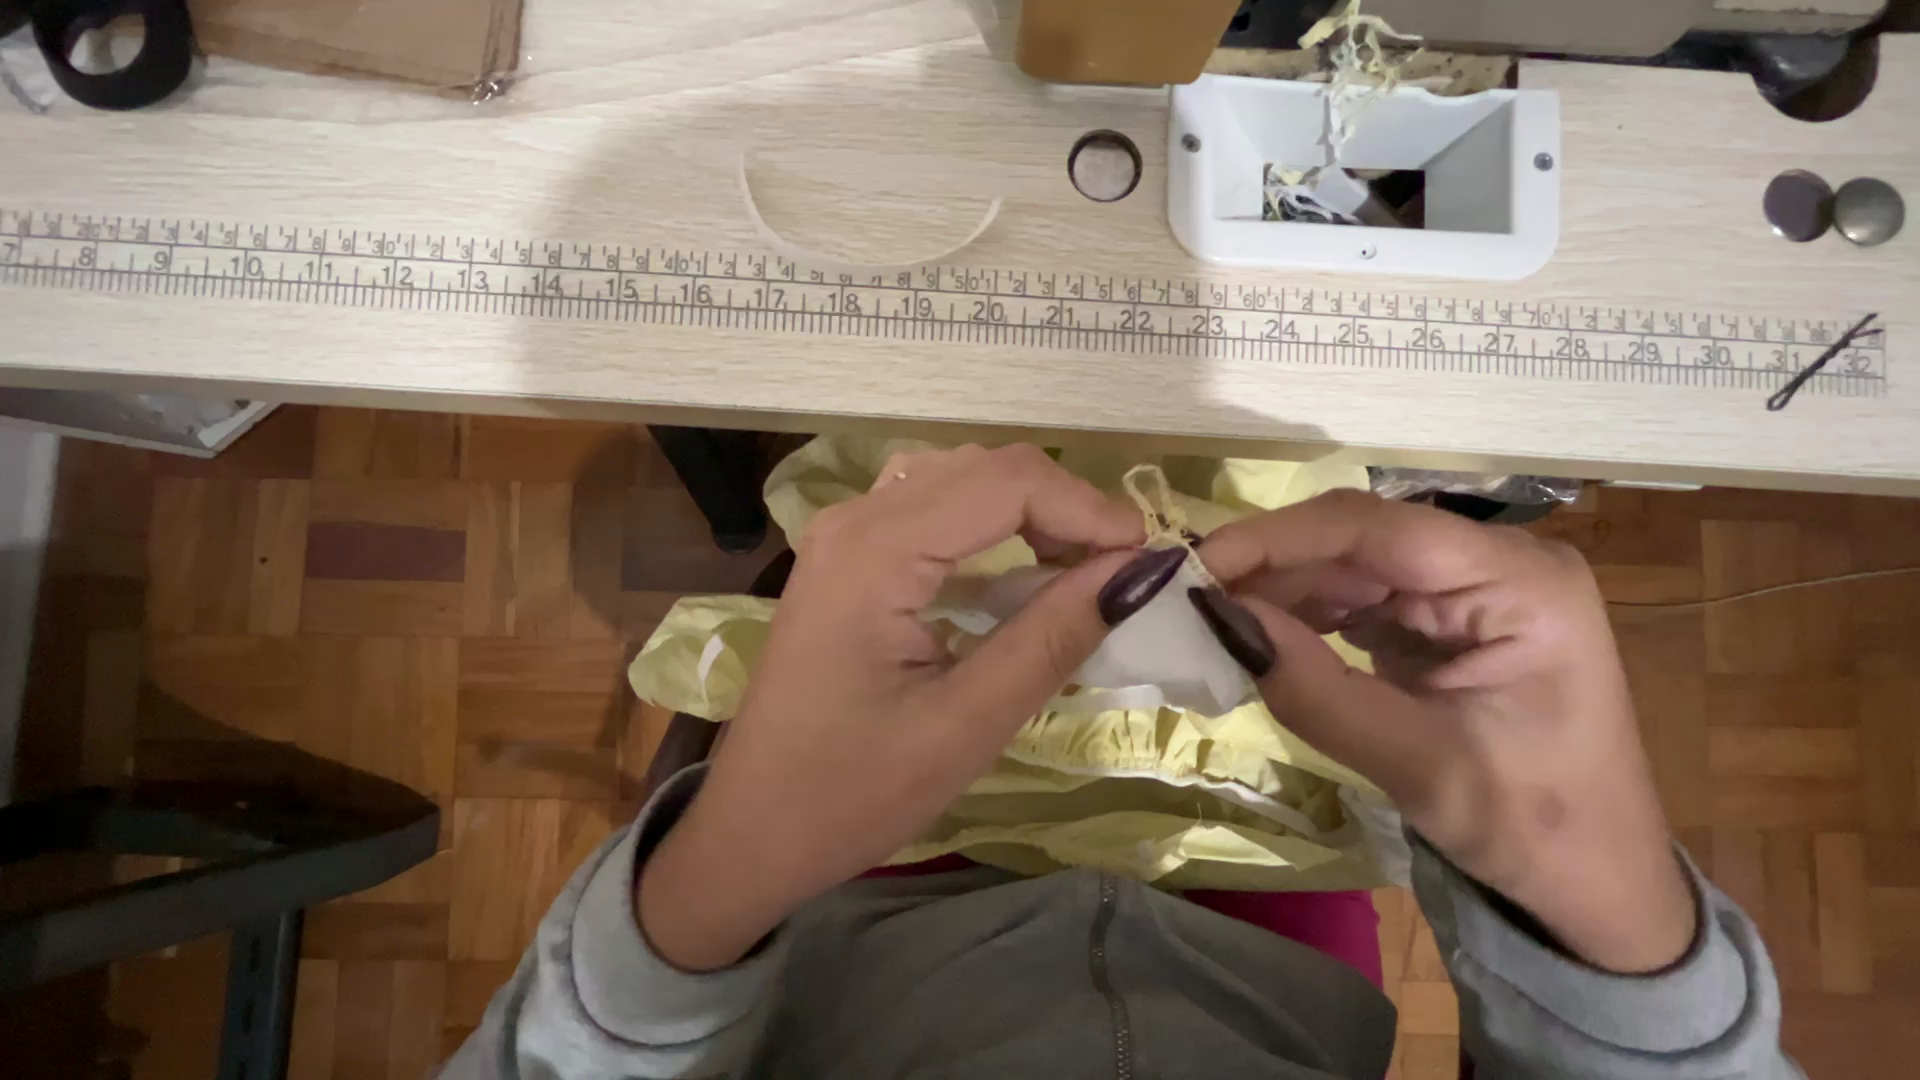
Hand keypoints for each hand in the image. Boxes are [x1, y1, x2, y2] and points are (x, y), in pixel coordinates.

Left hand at [638, 445, 1143, 970]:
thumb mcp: (966, 724)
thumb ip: (1051, 638)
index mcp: (875, 551)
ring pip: (960, 480)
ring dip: (1029, 512)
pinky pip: (932, 511)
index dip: (1088, 508)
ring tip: (1079, 570)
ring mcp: (844, 533)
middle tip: (1119, 572)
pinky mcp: (847, 558)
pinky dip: (989, 528)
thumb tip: (1139, 574)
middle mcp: (855, 519)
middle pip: (984, 468)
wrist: (752, 829)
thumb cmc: (852, 792)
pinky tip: (1018, 574)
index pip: (1007, 481)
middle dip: (1064, 507)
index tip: (1145, 561)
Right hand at [1196, 490, 1695, 973]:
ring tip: (1212, 615)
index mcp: (1521, 583)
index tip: (1197, 564)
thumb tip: (1218, 617)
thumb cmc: (1530, 827)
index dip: (1278, 538)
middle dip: (1269, 563)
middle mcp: (1495, 563)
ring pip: (1346, 562)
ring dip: (1277, 587)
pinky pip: (1353, 595)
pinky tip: (1259, 630)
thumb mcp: (1415, 763)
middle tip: (1187, 595)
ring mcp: (1467, 587)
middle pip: (1357, 537)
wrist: (1589, 882)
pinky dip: (1300, 612)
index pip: (1378, 528)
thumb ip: (1312, 686)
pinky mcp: (1439, 615)